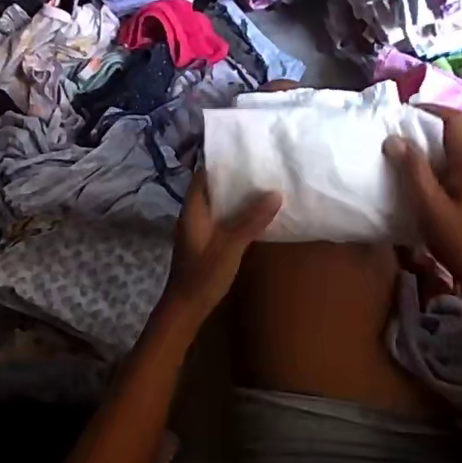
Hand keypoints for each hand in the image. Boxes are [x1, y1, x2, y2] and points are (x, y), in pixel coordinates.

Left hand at [164, 170, 280, 318]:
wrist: (186, 308)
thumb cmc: (204, 275)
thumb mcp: (231, 246)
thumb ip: (251, 220)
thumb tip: (275, 193)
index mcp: (193, 210)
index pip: (202, 176)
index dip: (220, 163)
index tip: (244, 154)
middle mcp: (192, 216)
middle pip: (212, 189)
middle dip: (233, 180)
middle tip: (261, 170)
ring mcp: (198, 231)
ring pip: (218, 206)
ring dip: (236, 199)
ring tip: (263, 189)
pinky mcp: (205, 243)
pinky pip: (221, 221)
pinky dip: (236, 215)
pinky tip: (255, 217)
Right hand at [384, 106, 461, 303]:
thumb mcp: (431, 208)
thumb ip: (413, 171)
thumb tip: (395, 139)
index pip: (453, 118)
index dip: (427, 111)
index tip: (399, 117)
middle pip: (456, 132)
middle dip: (425, 131)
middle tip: (395, 142)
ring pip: (458, 151)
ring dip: (432, 152)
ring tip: (403, 162)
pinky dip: (441, 168)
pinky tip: (424, 185)